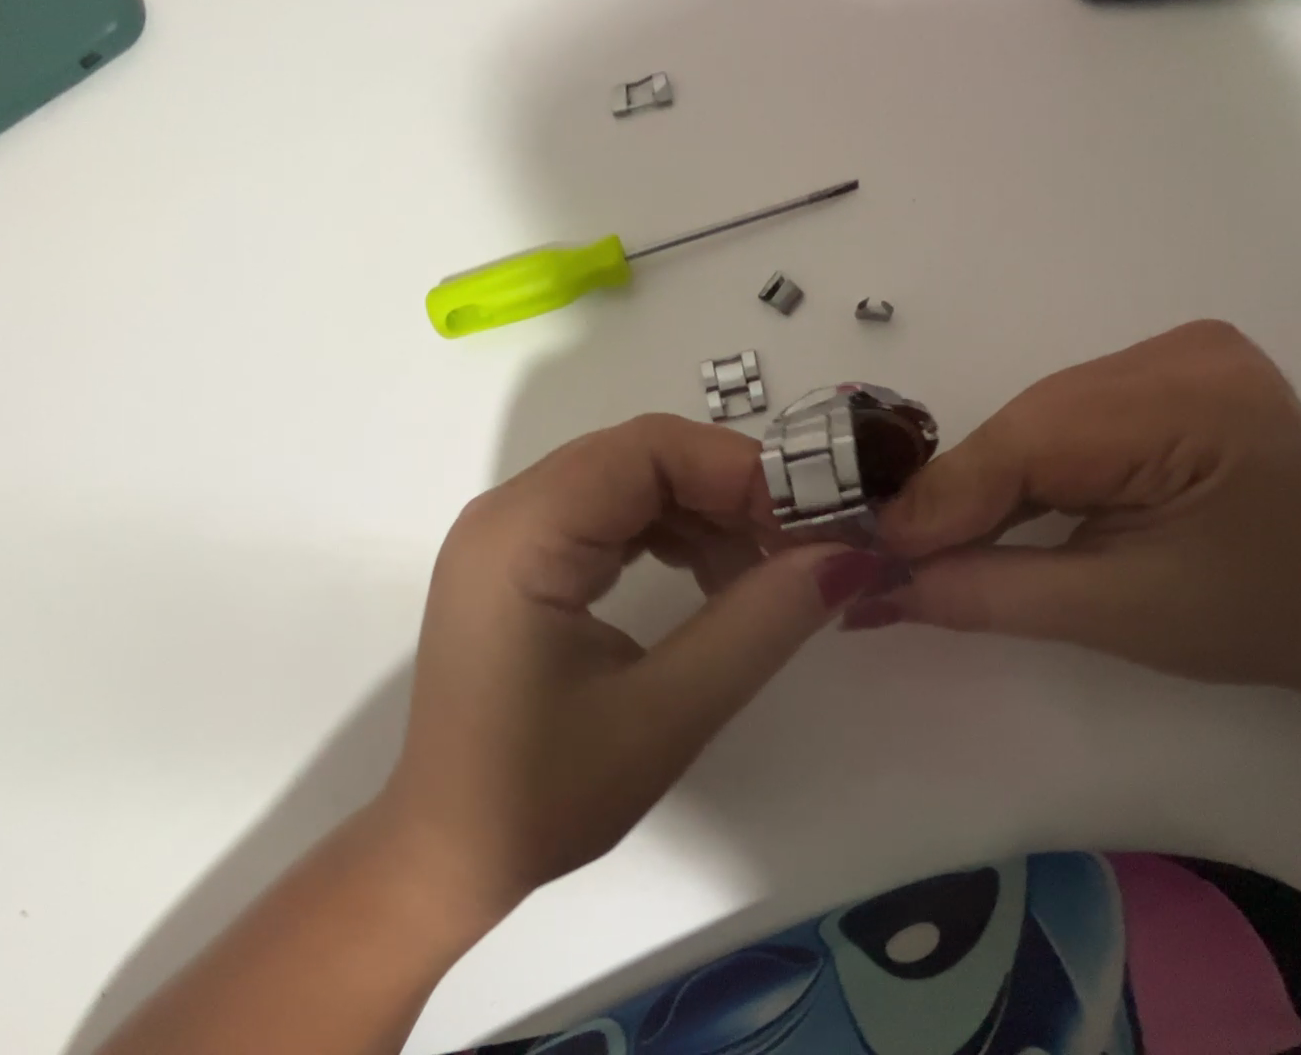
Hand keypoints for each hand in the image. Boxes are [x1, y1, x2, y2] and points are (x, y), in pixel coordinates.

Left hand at [383, 414, 904, 912]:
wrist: (451, 850)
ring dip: (704, 516)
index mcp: (523, 533)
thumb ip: (760, 624)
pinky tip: (709, 584)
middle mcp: (508, 514)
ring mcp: (510, 538)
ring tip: (761, 577)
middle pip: (638, 459)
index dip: (741, 471)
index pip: (647, 450)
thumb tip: (849, 556)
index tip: (815, 526)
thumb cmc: (545, 793)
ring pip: (628, 486)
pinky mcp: (522, 566)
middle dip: (729, 493)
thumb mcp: (666, 712)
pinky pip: (609, 520)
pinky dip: (669, 538)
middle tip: (801, 551)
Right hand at [866, 321, 1300, 691]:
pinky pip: (1047, 420)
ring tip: (936, 544)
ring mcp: (1164, 354)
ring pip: (1023, 420)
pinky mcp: (1149, 373)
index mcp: (1191, 404)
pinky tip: (991, 511)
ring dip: (977, 485)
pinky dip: (1010, 471)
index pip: (1027, 444)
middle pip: (1019, 426)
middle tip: (893, 559)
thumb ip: (982, 593)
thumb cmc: (1253, 616)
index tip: (868, 556)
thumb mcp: (1108, 616)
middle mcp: (1175, 353)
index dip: (939, 502)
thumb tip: (872, 588)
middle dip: (953, 497)